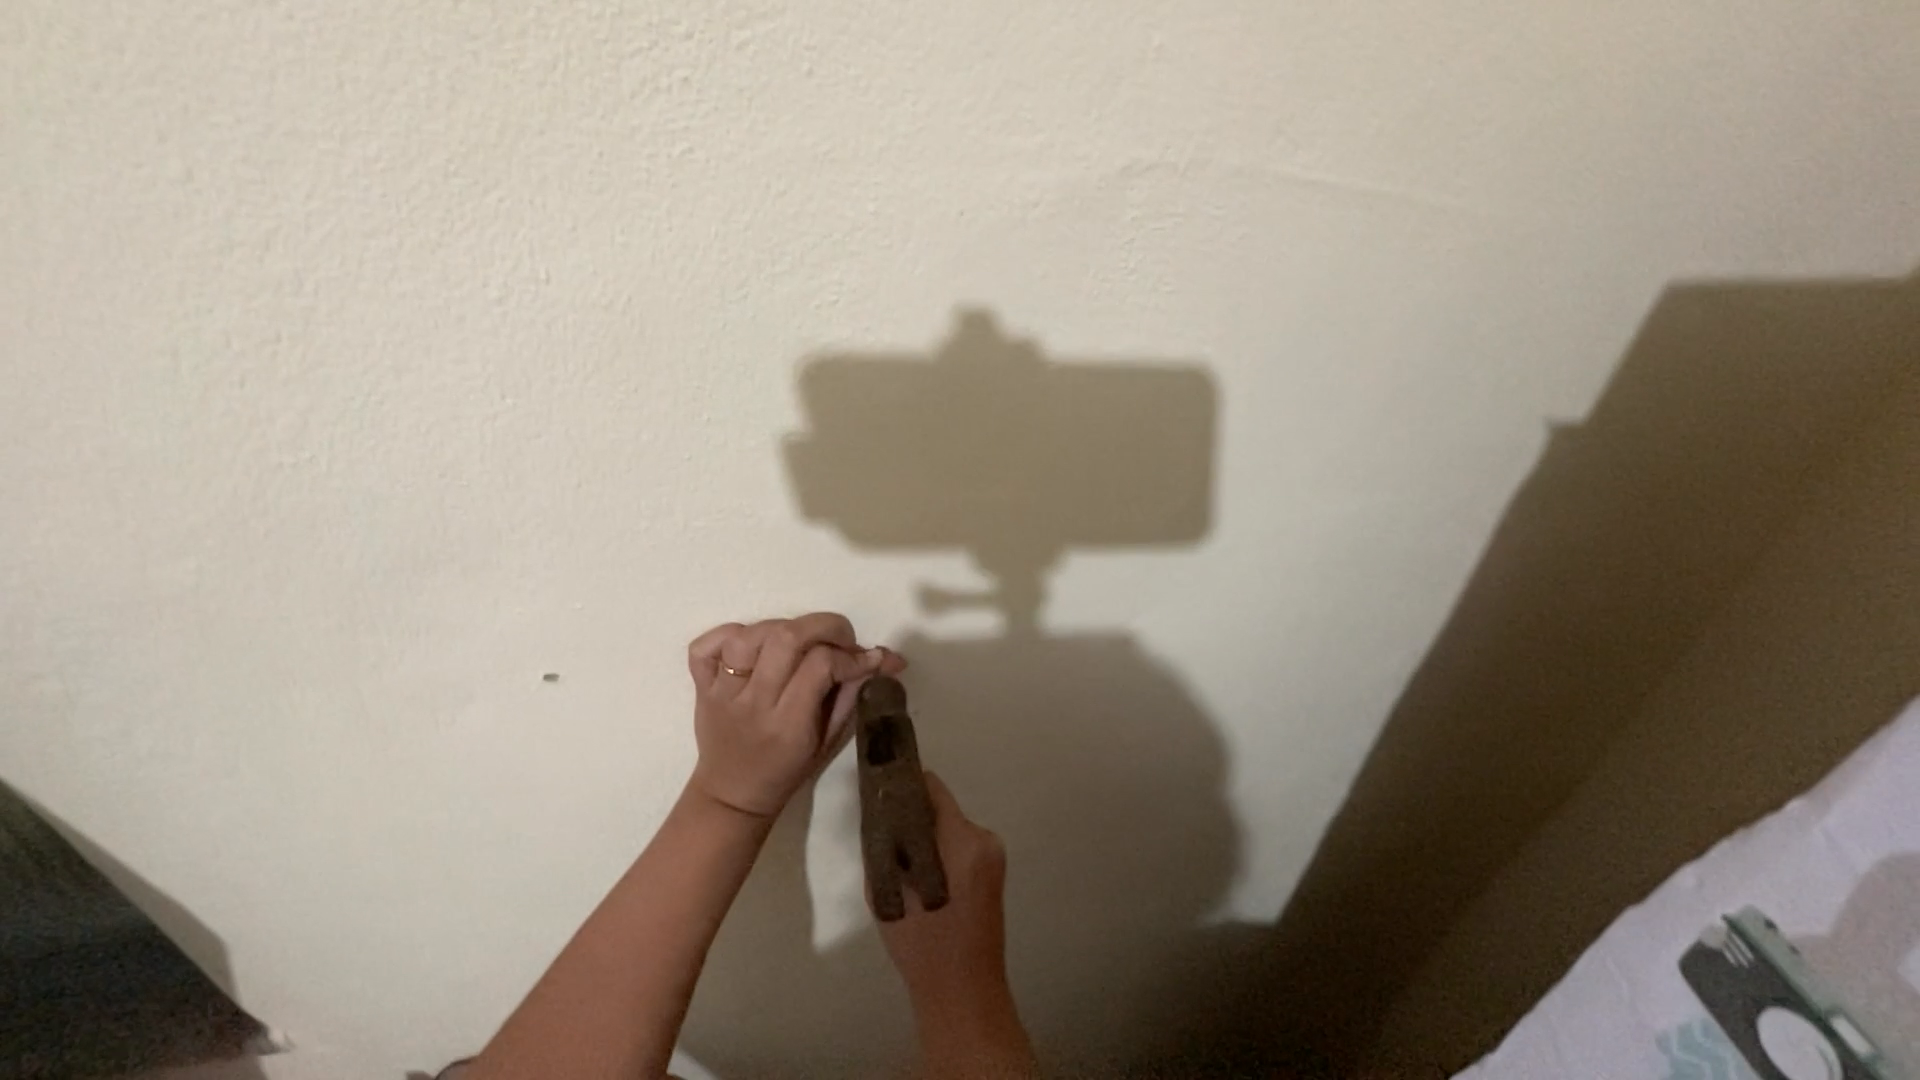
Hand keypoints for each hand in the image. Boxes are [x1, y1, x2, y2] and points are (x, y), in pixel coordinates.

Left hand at [686, 613, 904, 818]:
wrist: (732, 793)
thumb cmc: (788, 769)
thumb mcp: (830, 739)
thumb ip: (852, 694)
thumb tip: (883, 656)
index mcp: (788, 724)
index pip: (820, 665)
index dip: (851, 654)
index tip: (866, 659)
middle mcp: (753, 704)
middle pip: (785, 638)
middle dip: (823, 625)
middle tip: (840, 636)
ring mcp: (721, 693)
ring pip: (747, 636)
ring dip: (781, 627)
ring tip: (798, 641)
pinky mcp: (701, 686)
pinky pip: (705, 646)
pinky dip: (728, 633)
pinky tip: (751, 644)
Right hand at [877, 772, 1013, 1019]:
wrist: (963, 991)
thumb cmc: (921, 944)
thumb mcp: (886, 891)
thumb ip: (883, 846)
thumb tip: (877, 814)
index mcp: (962, 840)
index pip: (931, 789)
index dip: (903, 785)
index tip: (881, 788)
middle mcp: (984, 838)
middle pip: (941, 809)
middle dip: (913, 816)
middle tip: (886, 835)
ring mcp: (994, 854)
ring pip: (950, 828)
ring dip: (928, 837)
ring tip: (904, 865)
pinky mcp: (995, 871)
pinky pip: (962, 846)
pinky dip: (942, 853)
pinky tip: (925, 880)